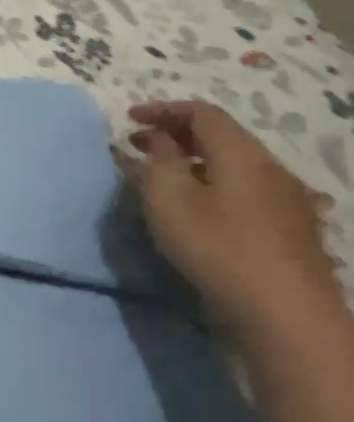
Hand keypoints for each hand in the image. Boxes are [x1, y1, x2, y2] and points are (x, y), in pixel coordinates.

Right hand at [128, 100, 340, 332]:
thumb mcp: (167, 197)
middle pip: (224, 135)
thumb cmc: (215, 245)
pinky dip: (217, 181)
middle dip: (178, 133)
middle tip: (138, 145)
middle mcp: (273, 169)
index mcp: (243, 155)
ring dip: (197, 159)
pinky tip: (203, 204)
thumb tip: (157, 137)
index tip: (128, 119)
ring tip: (164, 175)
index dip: (163, 109)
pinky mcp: (293, 226)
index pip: (203, 113)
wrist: (286, 312)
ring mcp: (290, 199)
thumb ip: (158, 159)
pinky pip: (250, 187)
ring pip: (237, 163)